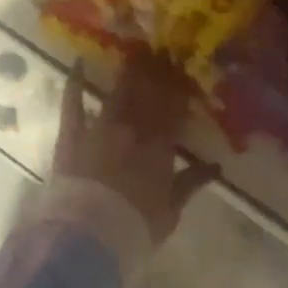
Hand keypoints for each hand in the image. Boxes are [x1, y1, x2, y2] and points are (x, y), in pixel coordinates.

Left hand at [53, 54, 216, 241]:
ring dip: (130, 71)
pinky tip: (78, 62)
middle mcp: (132, 127)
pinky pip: (72, 103)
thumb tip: (216, 165)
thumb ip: (192, 182)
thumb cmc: (134, 227)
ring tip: (138, 52)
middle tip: (163, 51)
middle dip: (158, 71)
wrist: (87, 236)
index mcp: (160, 145)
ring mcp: (100, 127)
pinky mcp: (71, 135)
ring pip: (119, 92)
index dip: (179, 86)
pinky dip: (75, 82)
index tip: (184, 68)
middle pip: (148, 92)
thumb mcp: (170, 210)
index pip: (174, 107)